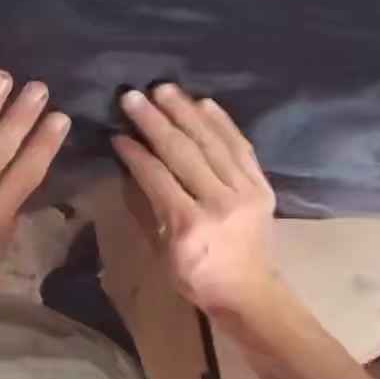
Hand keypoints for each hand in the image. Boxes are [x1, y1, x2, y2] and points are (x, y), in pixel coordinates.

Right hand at [111, 85, 280, 315]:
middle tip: (133, 96)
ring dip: (185, 112)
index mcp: (188, 225)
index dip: (135, 152)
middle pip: (183, 153)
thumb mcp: (160, 250)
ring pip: (211, 142)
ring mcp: (245, 192)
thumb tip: (130, 164)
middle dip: (155, 121)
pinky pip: (240, 145)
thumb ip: (145, 206)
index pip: (157, 176)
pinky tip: (202, 102)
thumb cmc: (195, 275)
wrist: (248, 289)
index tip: (117, 132)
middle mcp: (219, 203)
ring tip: (163, 89)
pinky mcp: (262, 185)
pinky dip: (220, 121)